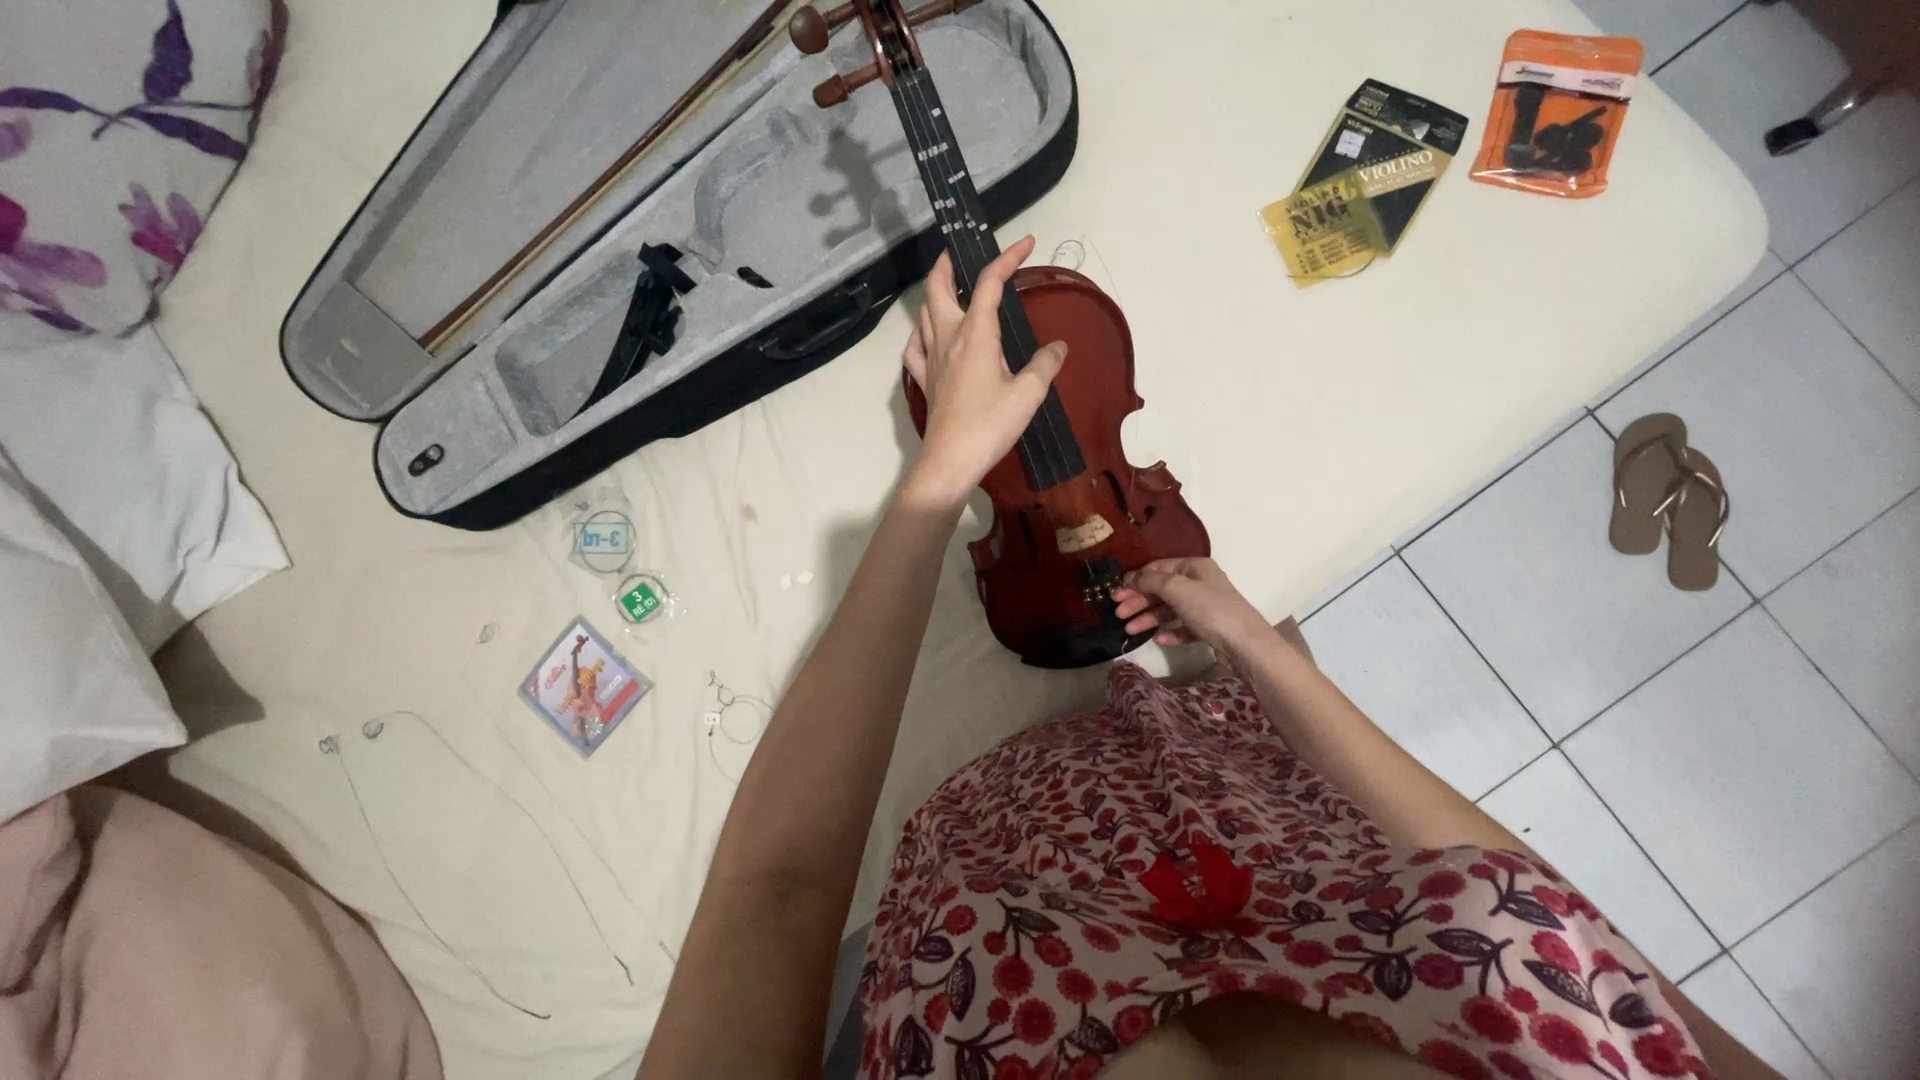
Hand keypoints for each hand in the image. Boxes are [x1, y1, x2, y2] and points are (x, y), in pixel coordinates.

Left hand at [901, 236, 1067, 506]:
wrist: (951, 460)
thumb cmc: (990, 425)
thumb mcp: (1028, 394)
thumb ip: (1045, 364)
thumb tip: (1059, 347)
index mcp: (976, 334)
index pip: (989, 283)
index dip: (1007, 258)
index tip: (1026, 243)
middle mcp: (948, 338)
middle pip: (937, 288)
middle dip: (947, 263)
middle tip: (958, 253)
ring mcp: (930, 359)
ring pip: (923, 313)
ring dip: (934, 293)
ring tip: (947, 288)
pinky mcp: (923, 380)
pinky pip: (915, 347)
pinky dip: (920, 332)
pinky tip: (928, 335)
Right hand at [1110, 557, 1277, 667]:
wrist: (1245, 644)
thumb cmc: (1210, 609)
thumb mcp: (1177, 588)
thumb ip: (1151, 581)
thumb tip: (1131, 577)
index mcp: (1195, 567)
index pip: (1158, 568)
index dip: (1136, 579)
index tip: (1117, 593)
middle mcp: (1200, 583)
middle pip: (1162, 589)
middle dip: (1139, 600)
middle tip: (1118, 612)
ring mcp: (1205, 607)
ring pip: (1170, 609)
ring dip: (1149, 618)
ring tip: (1130, 630)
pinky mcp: (1208, 628)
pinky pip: (1183, 627)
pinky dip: (1170, 632)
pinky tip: (1160, 639)